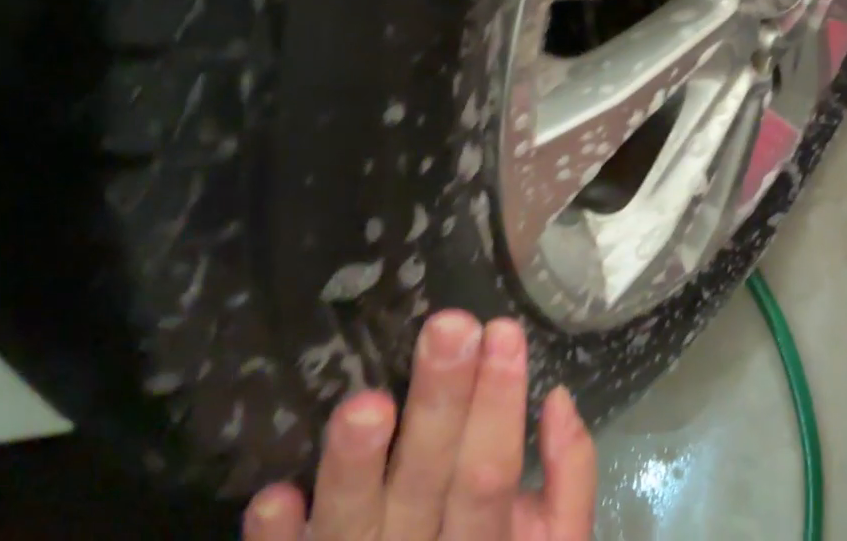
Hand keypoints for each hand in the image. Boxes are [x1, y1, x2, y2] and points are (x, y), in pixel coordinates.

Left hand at [243, 313, 595, 540]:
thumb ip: (571, 476)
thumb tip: (557, 399)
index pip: (493, 472)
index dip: (499, 406)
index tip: (502, 331)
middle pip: (428, 483)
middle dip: (442, 403)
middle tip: (448, 327)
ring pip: (355, 526)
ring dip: (355, 468)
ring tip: (364, 403)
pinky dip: (282, 539)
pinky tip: (275, 496)